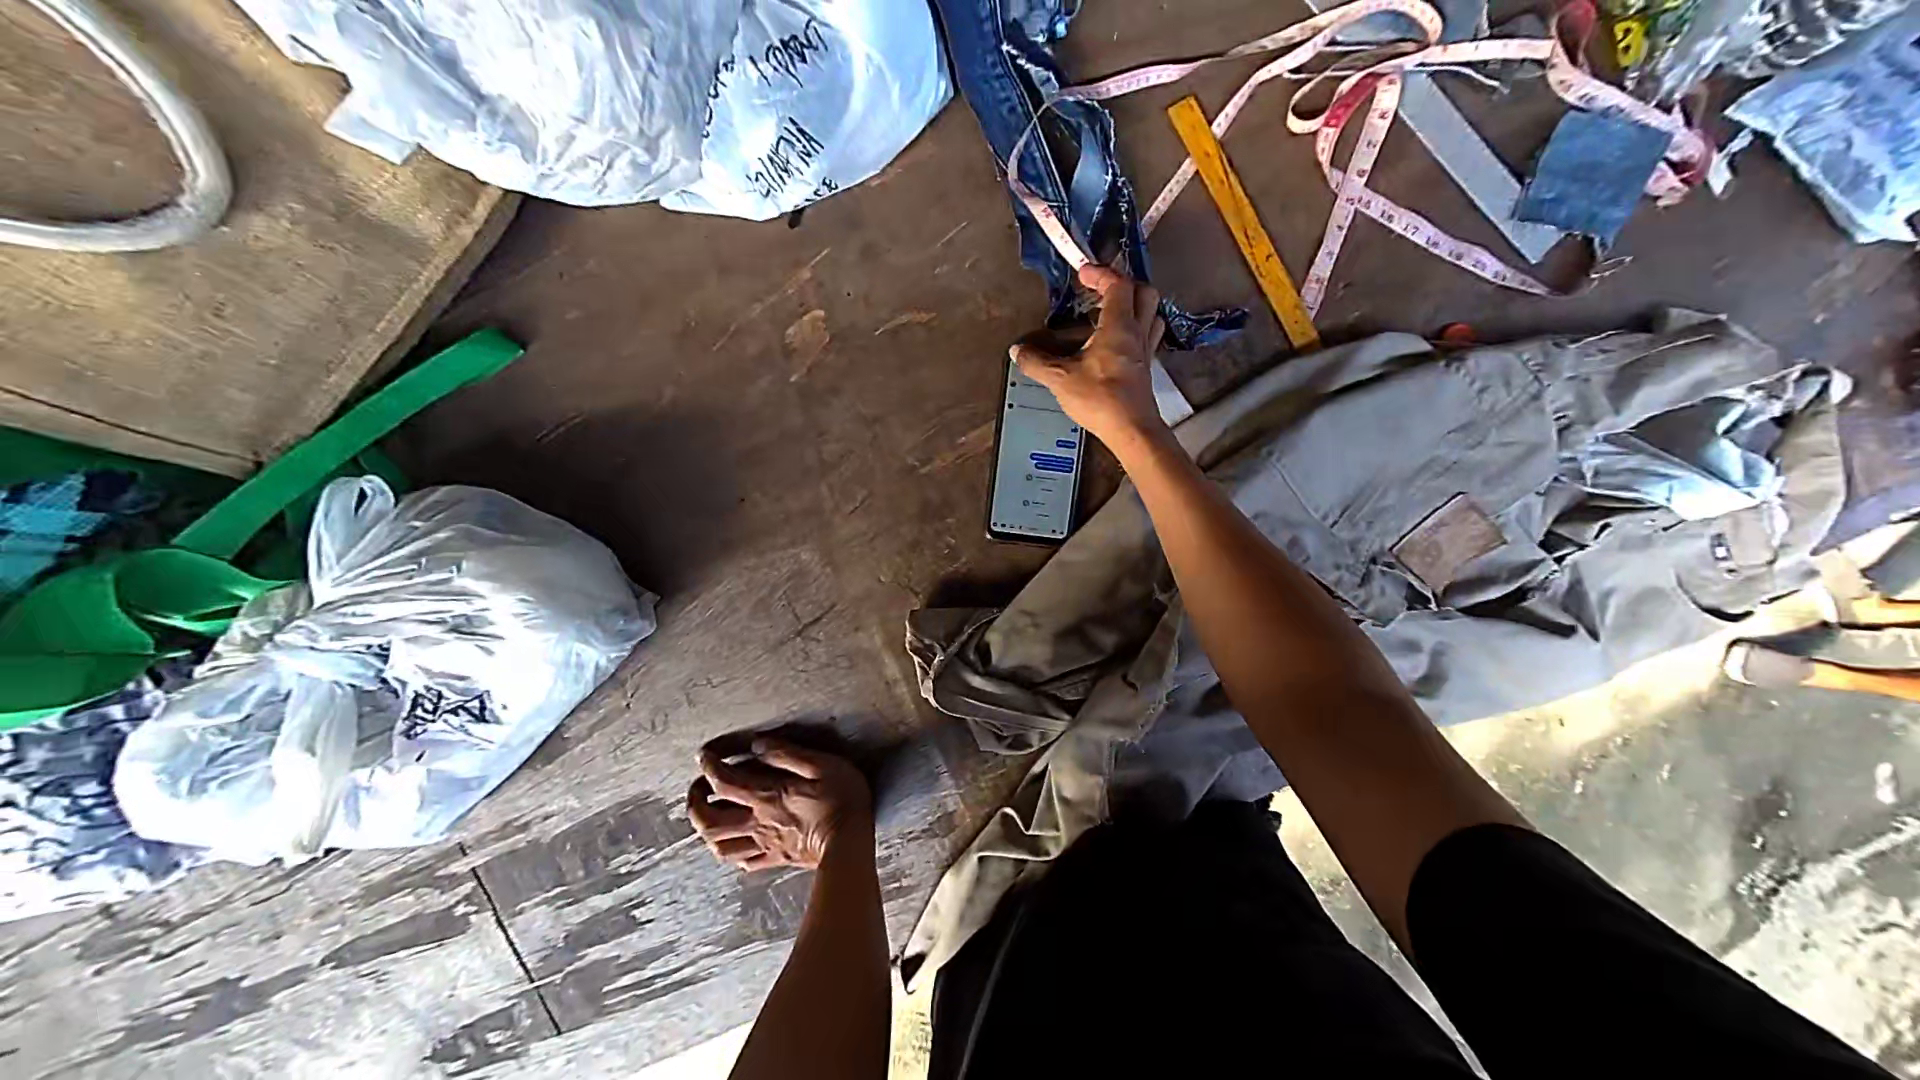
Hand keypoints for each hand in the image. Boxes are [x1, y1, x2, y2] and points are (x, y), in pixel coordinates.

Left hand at [688, 735, 872, 871]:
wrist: (851, 844)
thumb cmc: (842, 800)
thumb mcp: (821, 764)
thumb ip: (787, 754)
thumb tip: (759, 746)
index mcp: (767, 796)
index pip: (724, 781)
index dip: (709, 766)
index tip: (704, 755)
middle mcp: (759, 821)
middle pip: (710, 820)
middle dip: (695, 803)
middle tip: (697, 789)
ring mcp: (766, 843)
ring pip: (720, 845)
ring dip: (706, 832)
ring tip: (708, 817)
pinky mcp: (778, 859)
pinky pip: (746, 863)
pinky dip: (734, 854)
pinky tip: (738, 844)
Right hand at [1010, 264, 1169, 453]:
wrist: (1132, 430)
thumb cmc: (1100, 399)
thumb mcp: (1061, 379)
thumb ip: (1038, 362)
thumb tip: (1018, 350)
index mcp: (1119, 326)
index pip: (1118, 285)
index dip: (1101, 274)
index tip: (1083, 274)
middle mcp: (1137, 332)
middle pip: (1144, 292)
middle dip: (1123, 284)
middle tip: (1101, 290)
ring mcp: (1145, 350)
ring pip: (1151, 313)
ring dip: (1135, 305)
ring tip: (1112, 312)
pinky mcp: (1146, 368)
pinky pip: (1148, 336)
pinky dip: (1137, 329)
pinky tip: (1118, 342)